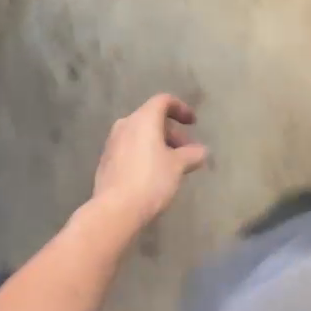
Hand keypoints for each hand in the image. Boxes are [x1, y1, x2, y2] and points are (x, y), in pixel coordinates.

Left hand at [89, 94, 208, 231]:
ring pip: (141, 134)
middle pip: (152, 118)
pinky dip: (145, 153)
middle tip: (187, 153)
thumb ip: (191, 155)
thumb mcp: (177, 167)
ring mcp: (113, 141)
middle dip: (172, 132)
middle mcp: (126, 123)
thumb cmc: (150, 180)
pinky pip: (130, 147)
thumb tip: (203, 151)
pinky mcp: (107, 159)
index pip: (163, 101)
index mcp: (143, 118)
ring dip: (159, 144)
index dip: (181, 109)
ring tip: (172, 166)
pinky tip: (153, 175)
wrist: (114, 209)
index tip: (193, 123)